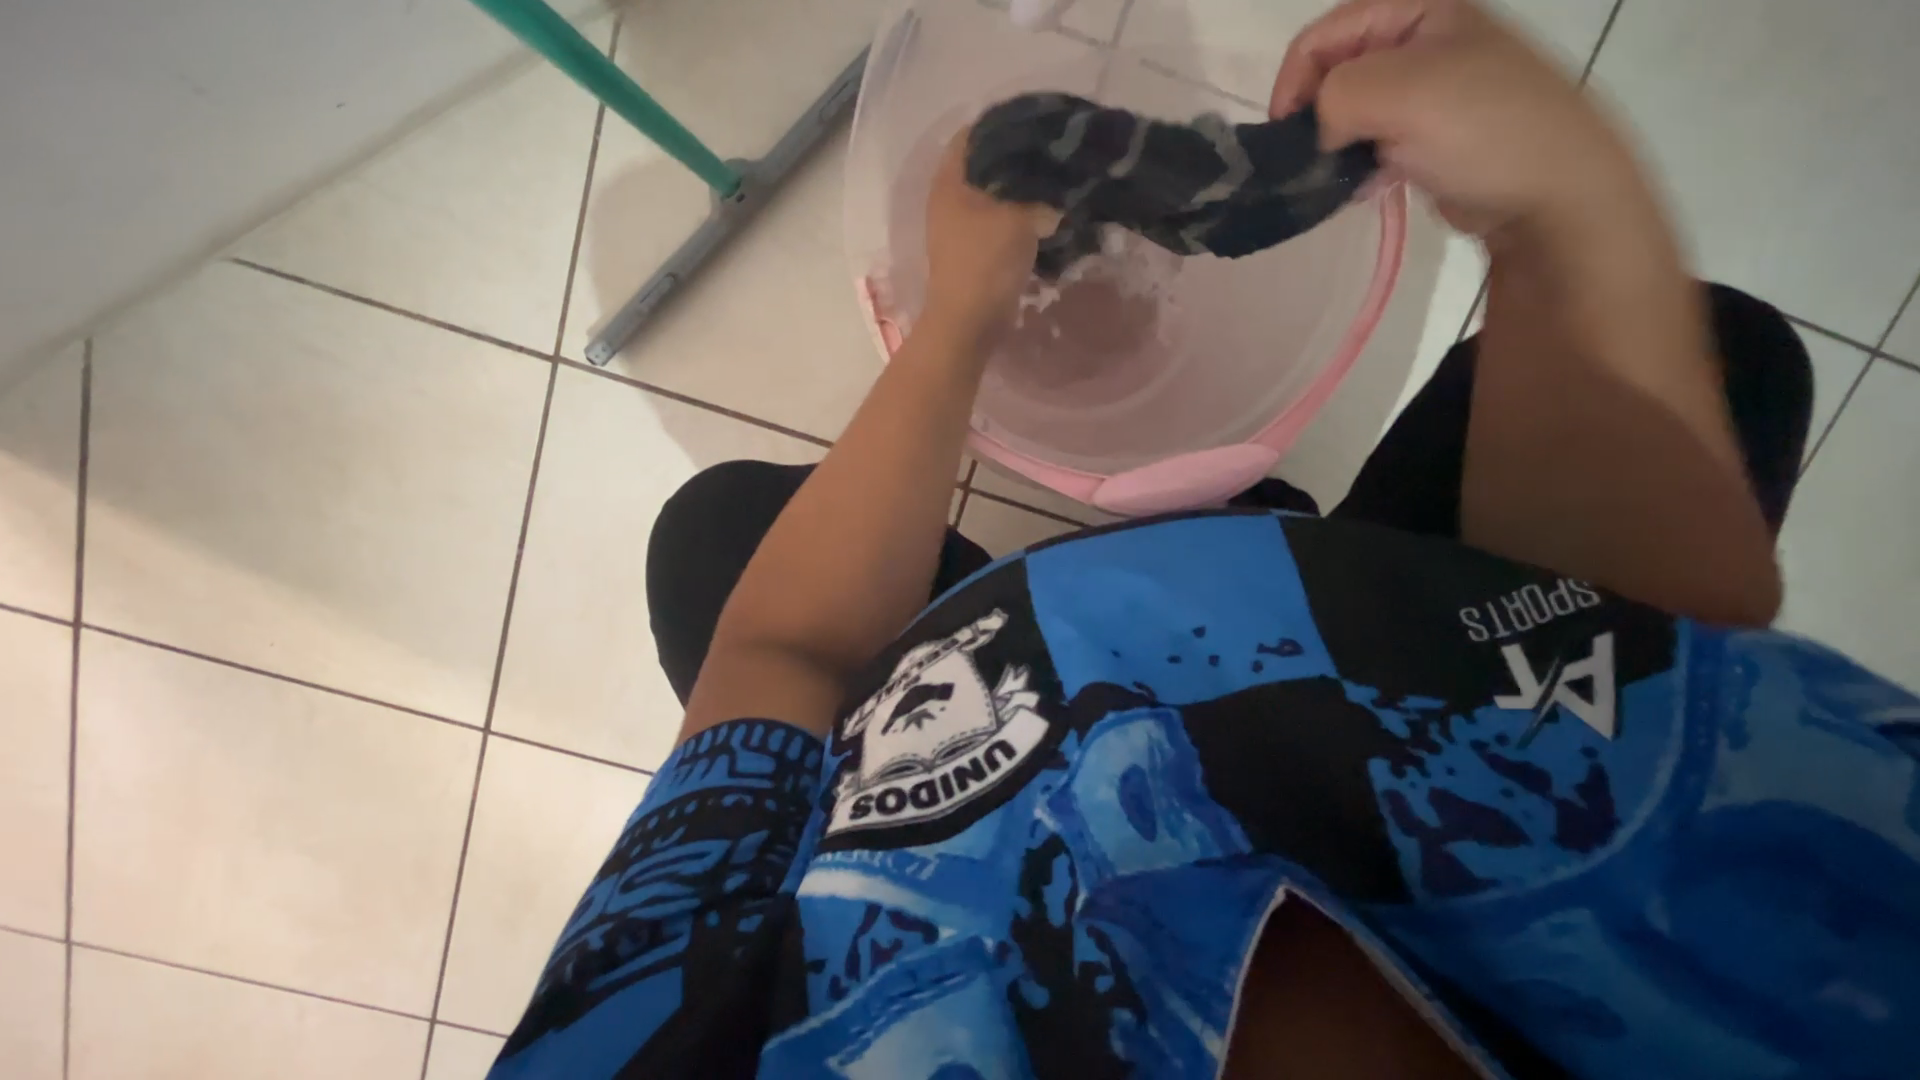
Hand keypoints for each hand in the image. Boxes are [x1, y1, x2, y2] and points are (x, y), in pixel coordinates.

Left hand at [920, 127, 1053, 344]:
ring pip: (995, 193)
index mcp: (951, 179)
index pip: (976, 131)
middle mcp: (950, 196)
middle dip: (1020, 156)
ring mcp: (959, 225)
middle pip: (986, 162)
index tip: (1042, 120)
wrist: (968, 324)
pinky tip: (1048, 213)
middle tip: (1057, 150)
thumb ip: (1041, 192)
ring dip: (1023, 188)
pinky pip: (1000, 220)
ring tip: (1058, 179)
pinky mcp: (973, 249)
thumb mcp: (1020, 217)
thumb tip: (1062, 184)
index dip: (1007, 122)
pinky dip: (1021, 214)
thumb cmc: (985, 264)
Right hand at [1270, 0, 1648, 240]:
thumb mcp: (1402, 92)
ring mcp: (1424, 91)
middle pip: (1332, 72)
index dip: (1294, 80)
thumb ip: (1337, 95)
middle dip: (1314, 116)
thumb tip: (1319, 133)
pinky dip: (1355, 166)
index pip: (1323, 34)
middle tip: (1313, 159)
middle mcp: (1420, 41)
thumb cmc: (1482, 127)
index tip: (1288, 134)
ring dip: (1333, 147)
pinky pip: (1368, 144)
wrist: (1550, 191)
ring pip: (1346, 113)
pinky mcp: (1425, 136)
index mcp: (1419, 8)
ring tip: (1340, 177)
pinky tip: (1364, 188)